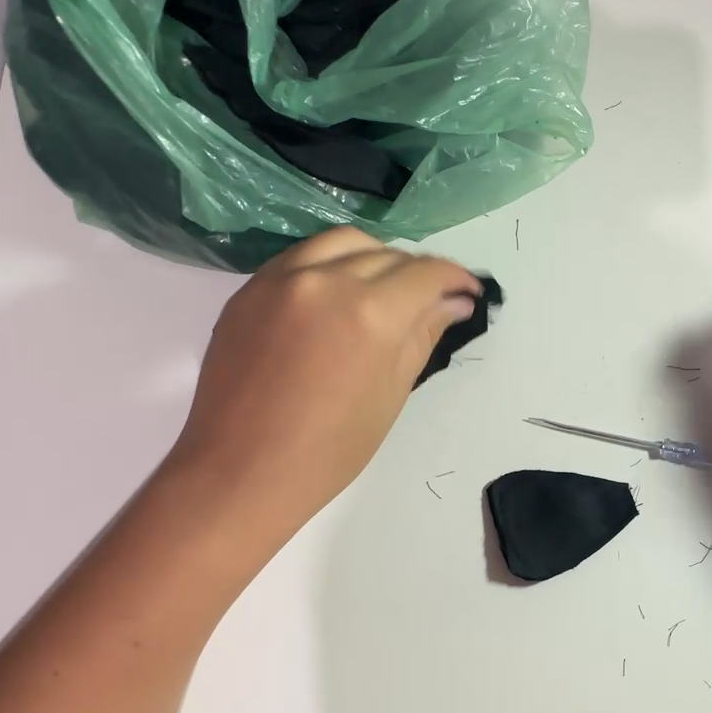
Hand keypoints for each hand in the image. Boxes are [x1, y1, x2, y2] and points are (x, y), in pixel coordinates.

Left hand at [164, 227, 479, 530]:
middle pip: (387, 255)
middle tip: (432, 302)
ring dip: (375, 258)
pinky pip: (302, 257)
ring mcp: (281, 278)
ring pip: (343, 243)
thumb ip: (422, 337)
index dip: (454, 278)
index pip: (425, 274)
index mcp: (369, 313)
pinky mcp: (250, 289)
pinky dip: (332, 265)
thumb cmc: (330, 450)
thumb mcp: (391, 394)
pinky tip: (338, 297)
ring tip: (385, 291)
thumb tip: (453, 304)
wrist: (243, 469)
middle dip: (418, 273)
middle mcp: (325, 280)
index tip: (468, 293)